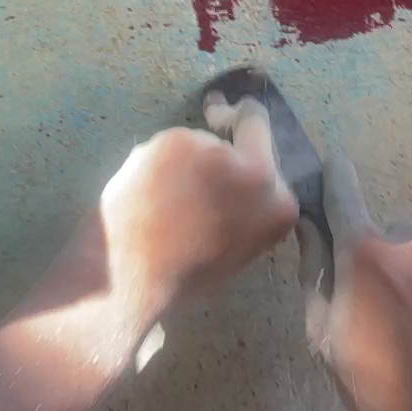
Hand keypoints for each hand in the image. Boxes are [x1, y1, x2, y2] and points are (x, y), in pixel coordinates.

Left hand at [96, 95, 298, 317]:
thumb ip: (251, 208)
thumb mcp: (240, 248)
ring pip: (203, 143)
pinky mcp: (178, 139)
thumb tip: (238, 180)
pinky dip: (159, 160)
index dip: (252, 151)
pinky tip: (147, 188)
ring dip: (188, 160)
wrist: (131, 275)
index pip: (274, 159)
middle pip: (243, 134)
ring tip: (165, 197)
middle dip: (222, 147)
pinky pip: (172, 144)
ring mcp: (218, 151)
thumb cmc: (183, 274)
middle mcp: (258, 172)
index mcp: (280, 205)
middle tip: (198, 178)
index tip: (234, 142)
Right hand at [297, 148, 411, 410]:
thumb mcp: (327, 340)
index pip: (342, 192)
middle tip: (390, 308)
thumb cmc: (383, 391)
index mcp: (365, 251)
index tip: (332, 162)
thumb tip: (309, 226)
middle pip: (391, 234)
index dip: (334, 175)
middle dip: (387, 259)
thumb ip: (315, 274)